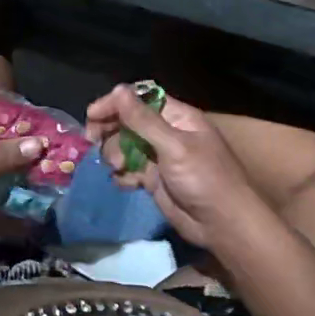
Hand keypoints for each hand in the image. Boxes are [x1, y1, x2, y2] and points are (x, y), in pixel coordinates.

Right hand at [84, 85, 273, 250]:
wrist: (222, 226)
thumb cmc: (204, 180)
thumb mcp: (174, 146)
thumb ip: (143, 120)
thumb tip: (118, 89)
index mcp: (178, 118)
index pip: (139, 99)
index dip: (115, 103)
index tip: (92, 115)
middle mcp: (166, 132)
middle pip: (127, 121)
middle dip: (109, 130)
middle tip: (93, 141)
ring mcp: (158, 155)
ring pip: (123, 144)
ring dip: (114, 154)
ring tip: (118, 168)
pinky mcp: (153, 177)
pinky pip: (128, 167)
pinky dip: (122, 173)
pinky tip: (126, 183)